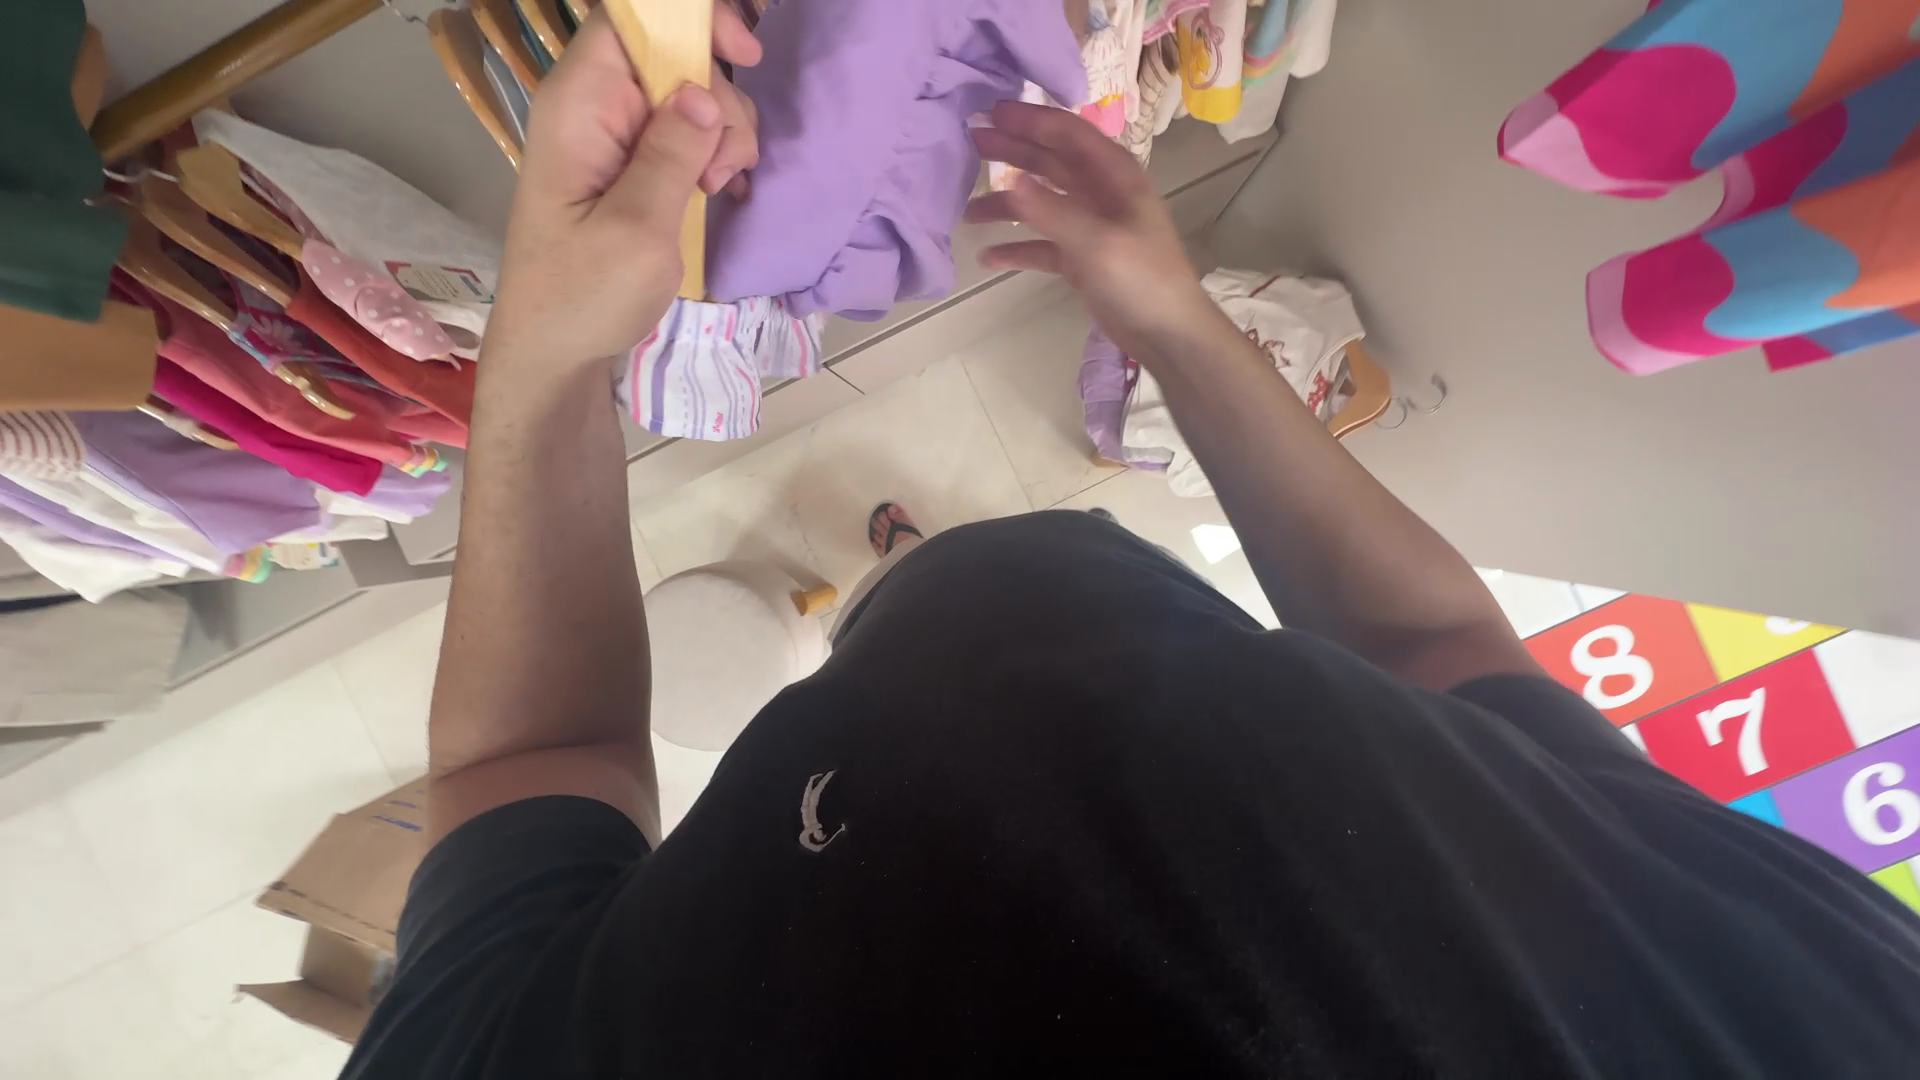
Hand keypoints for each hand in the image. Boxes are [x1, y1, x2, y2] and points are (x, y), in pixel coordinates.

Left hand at [485, 6, 760, 373]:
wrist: (559, 349)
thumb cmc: (587, 294)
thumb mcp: (638, 229)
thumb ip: (671, 156)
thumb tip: (704, 95)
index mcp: (581, 107)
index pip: (632, 20)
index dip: (691, 21)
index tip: (744, 55)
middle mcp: (597, 112)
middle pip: (675, 62)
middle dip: (719, 104)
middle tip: (722, 172)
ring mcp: (617, 144)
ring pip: (689, 104)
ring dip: (722, 140)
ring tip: (716, 193)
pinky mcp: (634, 174)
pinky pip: (684, 142)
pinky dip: (713, 161)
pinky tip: (721, 194)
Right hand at [966, 102, 1222, 364]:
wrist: (1166, 332)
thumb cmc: (1141, 279)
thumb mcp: (1096, 242)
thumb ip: (1052, 210)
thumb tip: (1010, 178)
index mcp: (1114, 176)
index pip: (1067, 134)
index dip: (1030, 120)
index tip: (991, 111)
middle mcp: (1100, 194)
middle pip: (1050, 164)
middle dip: (1012, 154)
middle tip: (970, 145)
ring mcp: (1090, 228)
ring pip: (1041, 206)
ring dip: (1007, 207)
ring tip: (968, 212)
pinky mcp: (1081, 260)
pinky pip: (1042, 247)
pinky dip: (1018, 250)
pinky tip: (989, 257)